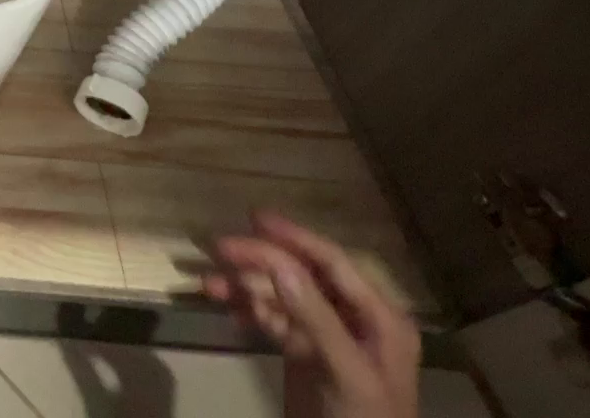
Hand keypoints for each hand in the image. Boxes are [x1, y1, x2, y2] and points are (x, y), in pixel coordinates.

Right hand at [203, 212, 420, 417]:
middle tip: (219, 248)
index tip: (253, 218)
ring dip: (246, 286)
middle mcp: (353, 318)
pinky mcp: (303, 352)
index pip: (333, 263)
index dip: (294, 237)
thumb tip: (277, 262)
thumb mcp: (345, 371)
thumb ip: (315, 317)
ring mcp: (326, 335)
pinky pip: (272, 319)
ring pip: (281, 295)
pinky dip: (248, 310)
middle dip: (260, 261)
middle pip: (301, 274)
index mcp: (379, 317)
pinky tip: (227, 310)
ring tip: (210, 284)